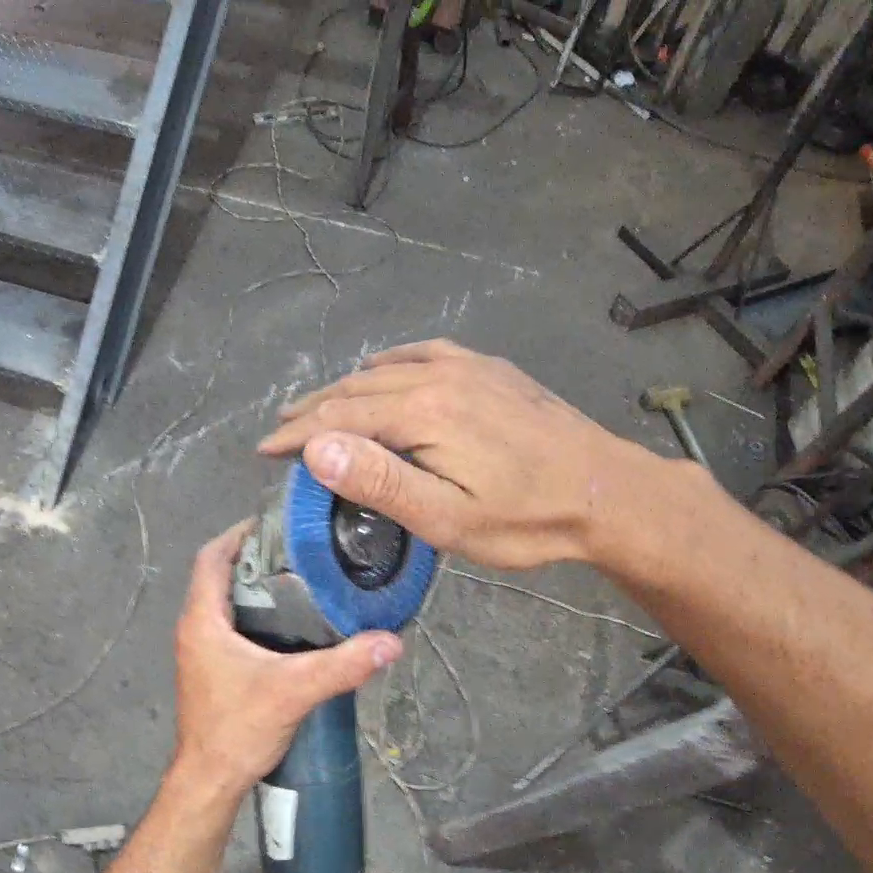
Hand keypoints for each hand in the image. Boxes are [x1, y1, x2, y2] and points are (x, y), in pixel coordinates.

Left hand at [172, 522, 402, 795]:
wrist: (209, 781)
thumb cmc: (236, 729)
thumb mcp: (293, 692)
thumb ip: (342, 665)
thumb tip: (390, 641)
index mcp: (202, 620)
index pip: (211, 557)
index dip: (238, 533)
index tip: (276, 522)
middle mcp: (195, 628)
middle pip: (219, 574)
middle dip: (255, 556)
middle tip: (301, 547)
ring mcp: (200, 650)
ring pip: (225, 601)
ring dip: (256, 586)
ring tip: (302, 577)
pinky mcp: (212, 669)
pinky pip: (231, 625)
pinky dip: (256, 613)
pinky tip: (292, 623)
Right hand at [257, 339, 662, 571]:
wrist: (609, 493)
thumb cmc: (525, 518)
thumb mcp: (447, 517)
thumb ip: (379, 480)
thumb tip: (317, 447)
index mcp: (422, 414)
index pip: (339, 419)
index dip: (297, 435)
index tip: (264, 450)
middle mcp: (438, 378)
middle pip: (356, 390)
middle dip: (311, 411)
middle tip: (278, 431)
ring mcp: (467, 367)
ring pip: (385, 371)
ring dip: (343, 389)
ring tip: (314, 406)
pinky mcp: (490, 369)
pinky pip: (423, 354)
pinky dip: (387, 364)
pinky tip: (378, 369)